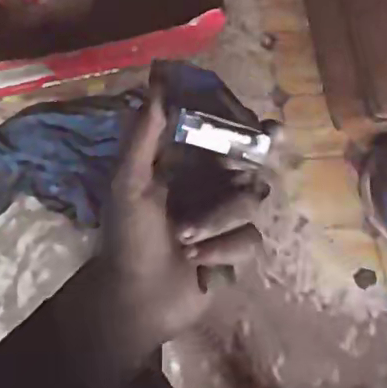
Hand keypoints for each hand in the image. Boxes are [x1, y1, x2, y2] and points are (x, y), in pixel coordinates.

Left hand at [53, 76, 263, 387]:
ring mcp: (226, 213)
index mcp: (185, 159)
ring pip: (250, 199)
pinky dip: (222, 249)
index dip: (241, 121)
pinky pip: (249, 237)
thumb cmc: (127, 234)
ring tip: (185, 237)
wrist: (135, 299)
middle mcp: (210, 179)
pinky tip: (199, 263)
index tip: (259, 121)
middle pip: (248, 159)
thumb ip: (143, 136)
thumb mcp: (128, 182)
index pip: (221, 128)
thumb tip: (156, 88)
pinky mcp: (237, 247)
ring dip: (217, 220)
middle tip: (243, 170)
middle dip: (248, 164)